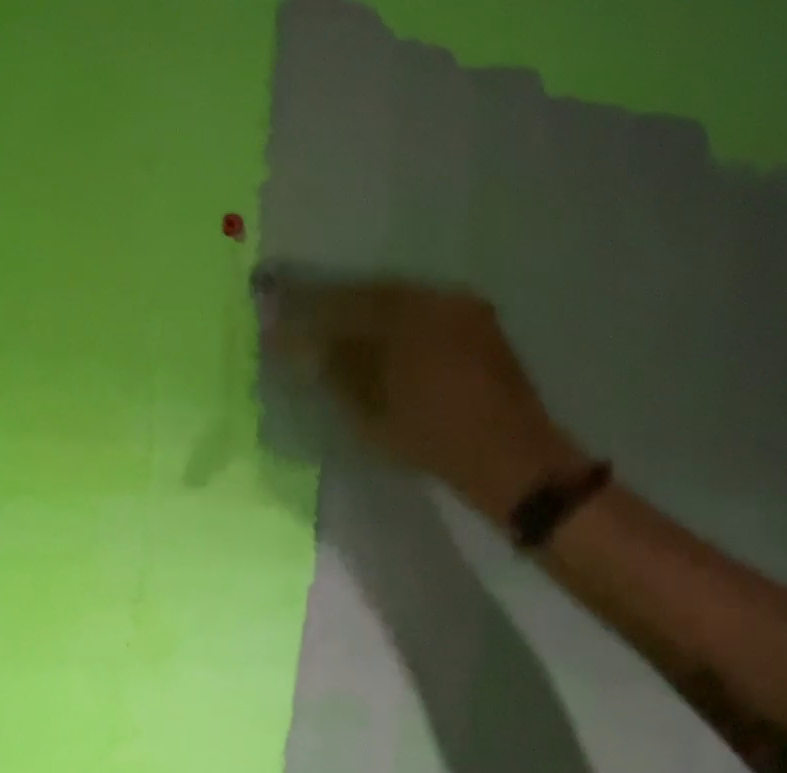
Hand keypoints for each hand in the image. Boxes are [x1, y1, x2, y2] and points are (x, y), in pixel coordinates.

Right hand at [257, 266, 588, 520]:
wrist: (514, 462)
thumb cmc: (436, 438)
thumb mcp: (371, 411)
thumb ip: (333, 370)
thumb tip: (298, 345)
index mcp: (411, 313)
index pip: (344, 299)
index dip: (305, 304)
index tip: (272, 304)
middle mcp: (439, 299)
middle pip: (373, 294)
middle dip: (333, 306)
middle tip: (299, 317)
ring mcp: (465, 313)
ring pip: (400, 304)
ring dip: (363, 316)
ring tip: (332, 335)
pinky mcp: (480, 332)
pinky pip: (424, 316)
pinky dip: (394, 327)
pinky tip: (376, 346)